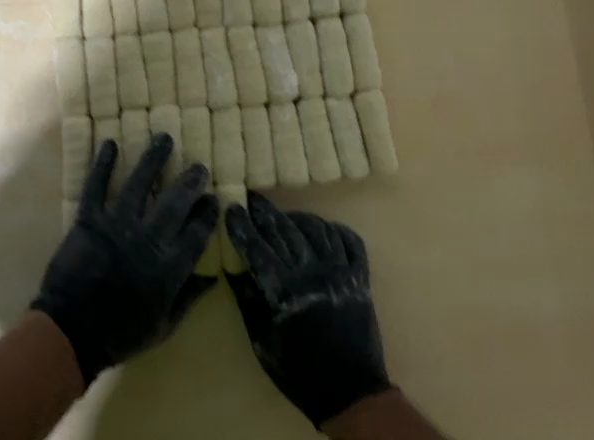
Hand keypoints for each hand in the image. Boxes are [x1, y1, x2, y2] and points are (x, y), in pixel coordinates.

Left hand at [31, 134, 219, 384]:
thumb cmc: (121, 334)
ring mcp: (117, 225)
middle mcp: (148, 240)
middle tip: (198, 166)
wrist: (72, 331)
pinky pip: (97, 185)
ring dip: (153, 159)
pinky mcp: (89, 219)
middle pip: (174, 202)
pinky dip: (102, 163)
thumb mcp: (164, 325)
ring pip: (139, 184)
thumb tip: (213, 277)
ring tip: (164, 138)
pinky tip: (110, 143)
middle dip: (189, 182)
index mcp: (169, 268)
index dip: (207, 213)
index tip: (214, 198)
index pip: (197, 233)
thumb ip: (189, 298)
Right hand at [224, 193, 390, 425]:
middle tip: (253, 200)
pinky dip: (335, 230)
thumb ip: (248, 300)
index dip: (242, 226)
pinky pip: (350, 242)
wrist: (350, 392)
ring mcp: (340, 272)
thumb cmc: (298, 370)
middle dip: (265, 213)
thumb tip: (233, 267)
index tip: (231, 209)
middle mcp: (313, 273)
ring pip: (317, 229)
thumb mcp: (262, 341)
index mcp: (286, 291)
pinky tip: (322, 229)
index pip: (258, 247)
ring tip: (284, 217)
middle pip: (285, 231)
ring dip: (297, 218)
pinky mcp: (361, 278)